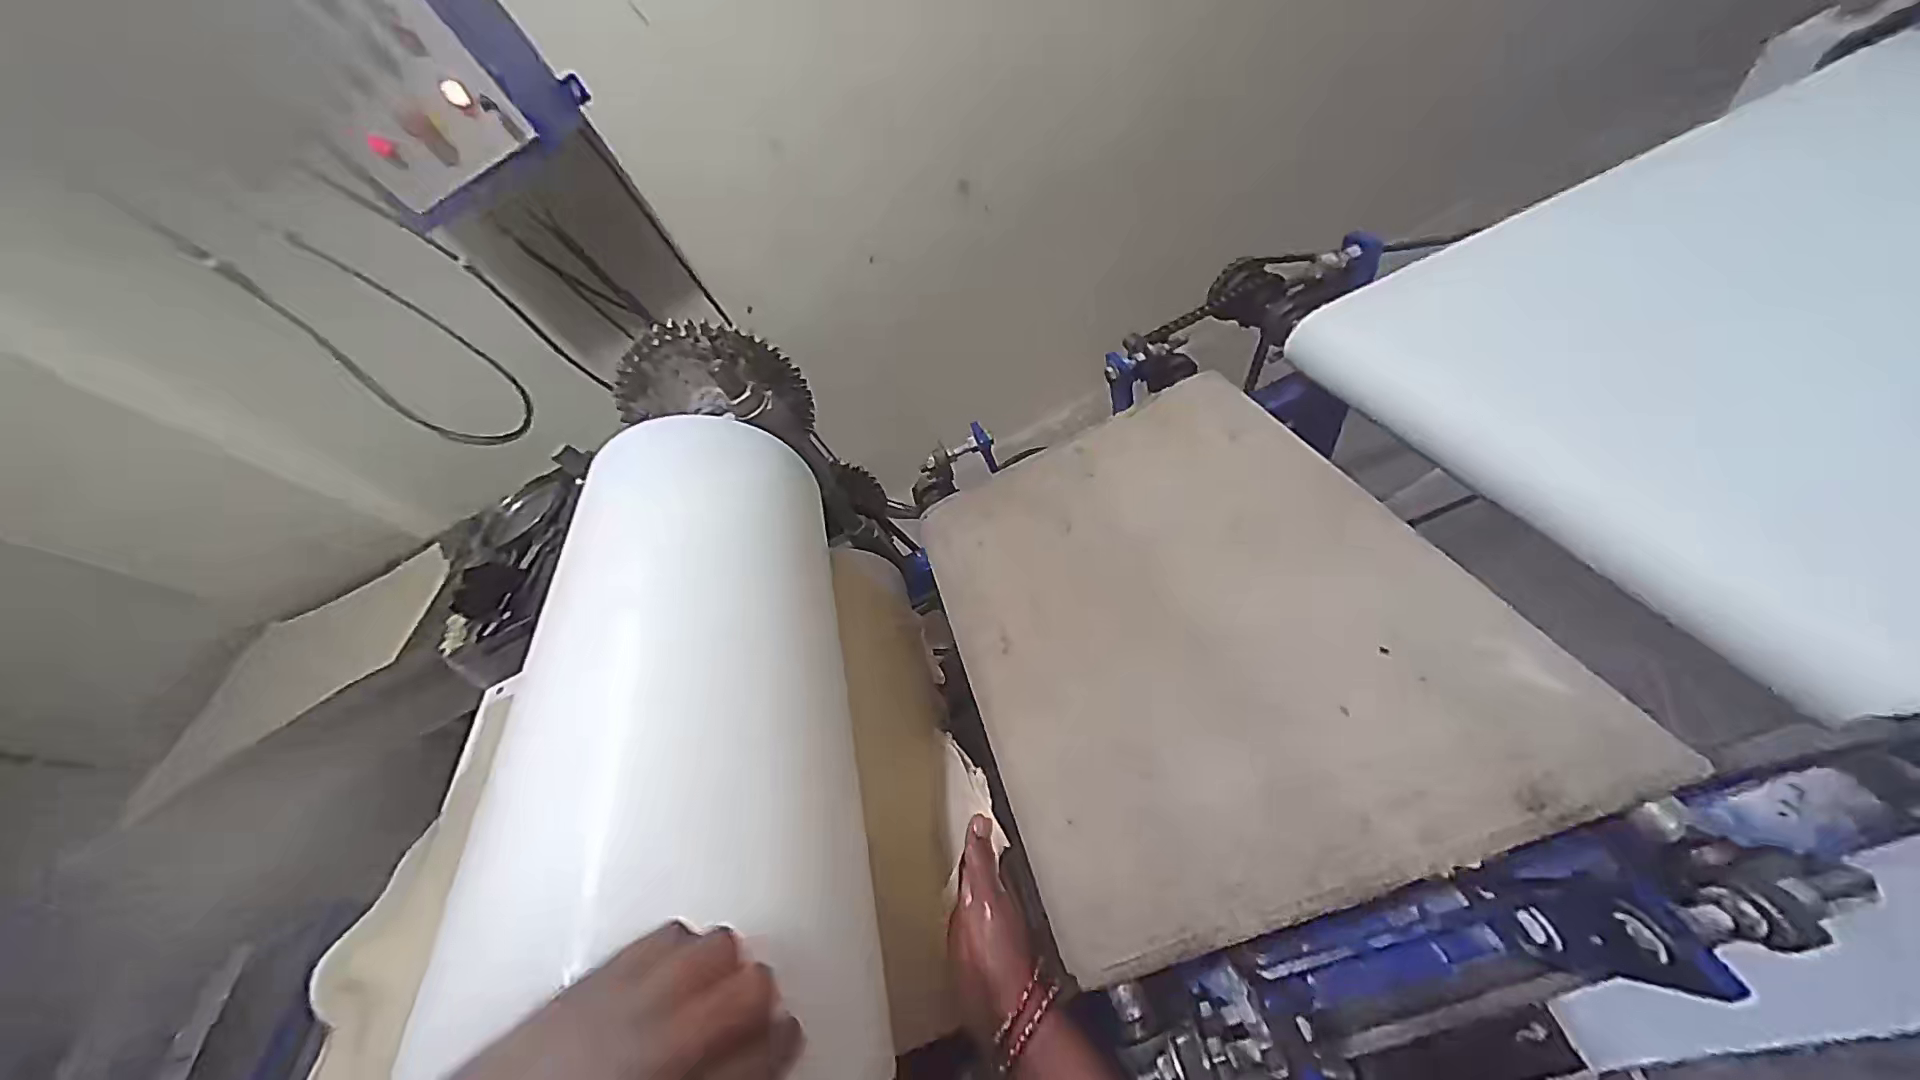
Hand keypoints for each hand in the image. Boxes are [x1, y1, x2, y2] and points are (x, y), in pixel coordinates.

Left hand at [455, 923, 803, 1079]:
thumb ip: (713, 1069)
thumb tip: (751, 1054)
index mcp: (681, 1072)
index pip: (764, 1051)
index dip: (781, 1042)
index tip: (784, 1034)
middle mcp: (665, 1037)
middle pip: (752, 986)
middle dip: (760, 993)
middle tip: (756, 1004)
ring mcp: (633, 997)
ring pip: (715, 947)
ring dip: (722, 962)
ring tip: (715, 975)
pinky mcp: (600, 971)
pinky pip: (664, 936)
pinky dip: (677, 946)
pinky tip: (671, 962)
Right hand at [947, 814, 1036, 1048]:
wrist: (998, 1011)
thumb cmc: (992, 954)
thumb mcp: (983, 900)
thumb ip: (980, 863)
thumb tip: (981, 821)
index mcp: (994, 888)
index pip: (981, 852)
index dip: (969, 835)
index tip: (957, 813)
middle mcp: (990, 905)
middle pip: (973, 873)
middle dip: (960, 856)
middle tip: (940, 834)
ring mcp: (981, 929)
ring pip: (966, 893)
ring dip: (953, 880)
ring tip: (934, 864)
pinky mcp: (969, 950)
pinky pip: (956, 916)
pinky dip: (947, 906)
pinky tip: (935, 906)